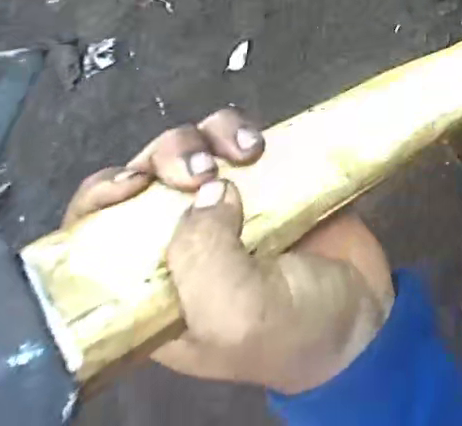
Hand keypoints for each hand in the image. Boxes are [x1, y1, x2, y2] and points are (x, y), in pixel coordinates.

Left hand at [62, 109, 396, 393]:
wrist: (366, 314)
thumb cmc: (293, 332)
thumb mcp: (236, 316)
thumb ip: (205, 258)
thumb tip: (207, 189)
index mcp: (152, 286)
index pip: (95, 235)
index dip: (101, 200)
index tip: (133, 184)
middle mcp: (178, 239)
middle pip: (145, 173)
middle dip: (168, 156)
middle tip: (203, 169)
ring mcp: (222, 204)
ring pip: (191, 145)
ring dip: (208, 135)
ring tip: (247, 150)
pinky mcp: (262, 178)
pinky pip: (233, 138)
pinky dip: (239, 129)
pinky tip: (261, 143)